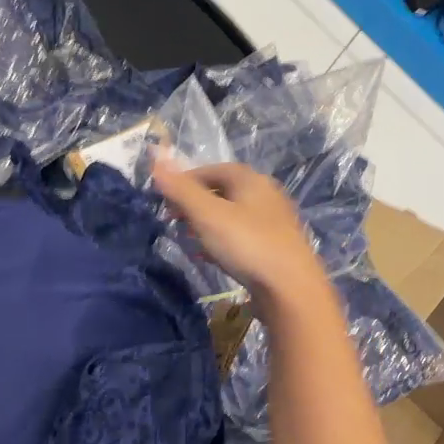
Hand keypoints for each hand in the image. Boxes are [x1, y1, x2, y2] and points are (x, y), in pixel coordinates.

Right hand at [153, 156, 327, 298]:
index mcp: (250, 179)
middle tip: (173, 217)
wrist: (288, 285)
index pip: (212, 169)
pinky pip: (240, 234)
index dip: (186, 180)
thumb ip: (181, 189)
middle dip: (195, 201)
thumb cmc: (246, 244)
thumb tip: (155, 157)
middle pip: (223, 190)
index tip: (165, 197)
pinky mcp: (273, 244)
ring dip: (207, 221)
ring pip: (232, 213)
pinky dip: (220, 238)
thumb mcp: (207, 215)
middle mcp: (265, 193)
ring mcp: (272, 220)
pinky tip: (209, 254)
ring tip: (188, 236)